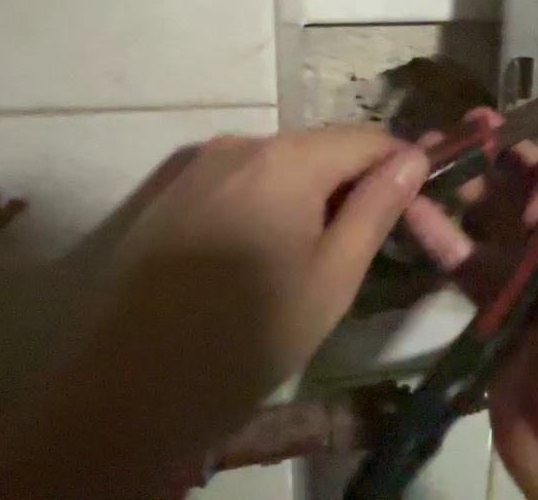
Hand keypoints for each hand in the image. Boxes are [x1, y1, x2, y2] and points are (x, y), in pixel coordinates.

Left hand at [0, 126, 426, 499]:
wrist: (121, 399)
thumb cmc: (245, 339)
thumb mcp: (332, 278)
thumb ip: (377, 207)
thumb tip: (414, 158)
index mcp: (287, 159)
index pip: (369, 138)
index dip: (402, 168)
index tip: (416, 210)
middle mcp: (240, 144)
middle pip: (323, 147)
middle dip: (353, 183)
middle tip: (367, 242)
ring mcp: (197, 166)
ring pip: (281, 165)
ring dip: (309, 194)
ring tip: (313, 255)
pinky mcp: (168, 194)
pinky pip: (240, 182)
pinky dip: (267, 203)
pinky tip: (260, 255)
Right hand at [405, 137, 537, 499]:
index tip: (506, 145)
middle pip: (535, 196)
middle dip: (498, 163)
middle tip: (454, 131)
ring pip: (498, 225)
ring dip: (466, 193)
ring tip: (424, 159)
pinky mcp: (500, 314)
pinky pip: (472, 265)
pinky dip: (444, 237)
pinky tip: (411, 210)